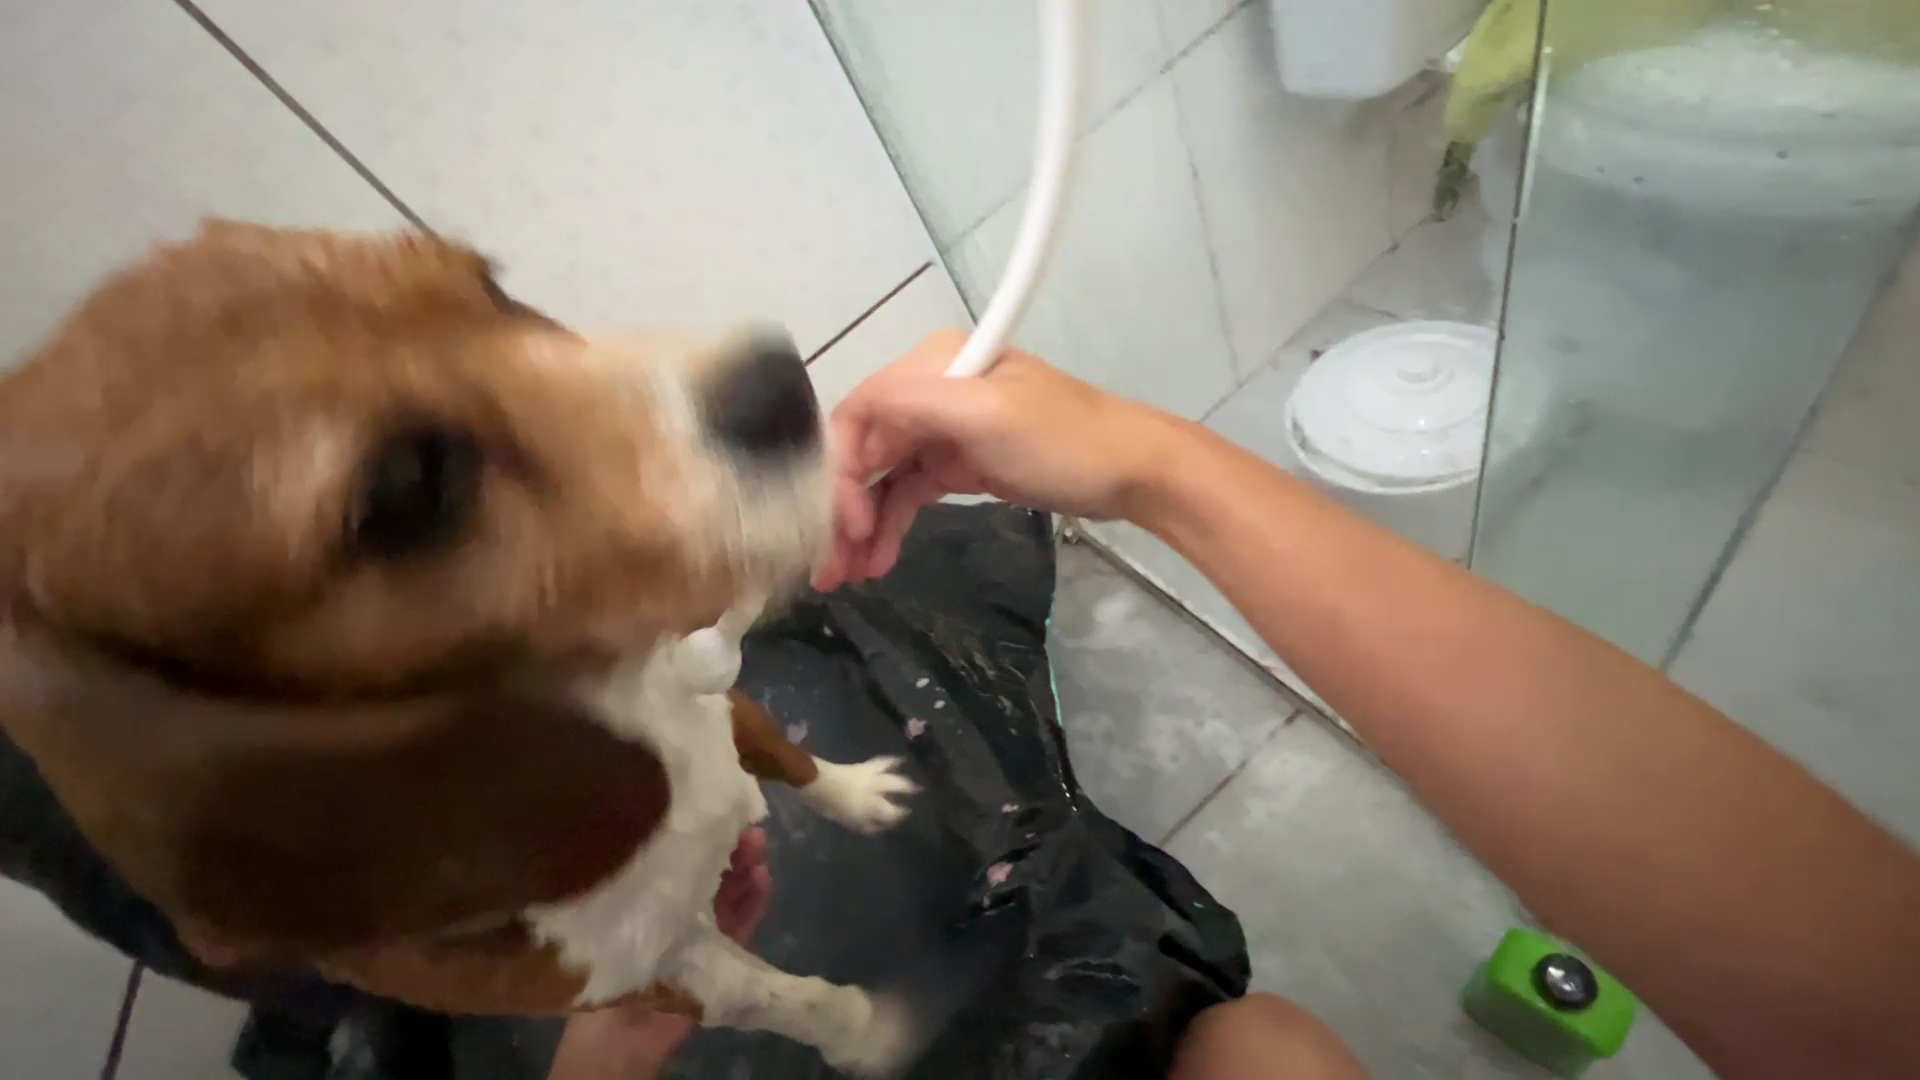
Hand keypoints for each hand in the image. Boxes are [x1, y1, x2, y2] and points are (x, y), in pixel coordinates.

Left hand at [545, 828, 772, 1079]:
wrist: (617, 1041)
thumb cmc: (603, 972)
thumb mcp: (613, 920)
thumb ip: (637, 887)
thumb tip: (644, 835)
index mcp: (651, 900)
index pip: (679, 862)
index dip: (697, 838)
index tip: (709, 812)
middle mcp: (679, 913)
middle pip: (710, 873)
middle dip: (728, 847)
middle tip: (741, 824)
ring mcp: (705, 934)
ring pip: (732, 893)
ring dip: (747, 867)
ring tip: (758, 843)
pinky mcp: (726, 958)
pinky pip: (745, 924)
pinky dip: (757, 901)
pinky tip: (764, 877)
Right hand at [814, 329, 1176, 590]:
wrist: (1131, 471)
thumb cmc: (1063, 440)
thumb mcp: (987, 413)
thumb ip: (912, 405)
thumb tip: (846, 425)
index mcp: (932, 366)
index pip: (858, 414)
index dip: (839, 470)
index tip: (843, 524)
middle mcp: (930, 393)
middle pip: (865, 450)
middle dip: (843, 508)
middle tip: (829, 567)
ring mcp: (944, 431)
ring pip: (884, 479)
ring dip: (863, 526)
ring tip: (849, 575)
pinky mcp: (959, 464)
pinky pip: (910, 494)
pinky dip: (892, 525)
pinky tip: (880, 560)